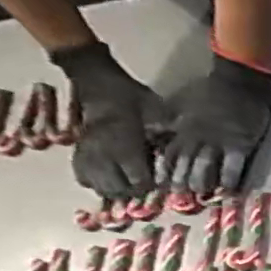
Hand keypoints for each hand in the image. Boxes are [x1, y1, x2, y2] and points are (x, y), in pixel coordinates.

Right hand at [51, 42, 170, 200]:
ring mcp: (88, 154)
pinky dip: (97, 183)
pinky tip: (110, 177)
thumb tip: (192, 145)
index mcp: (124, 145)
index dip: (153, 185)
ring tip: (129, 182)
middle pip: (120, 190)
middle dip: (135, 191)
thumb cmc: (130, 96)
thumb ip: (171, 130)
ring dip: (117, 190)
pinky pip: (84, 178)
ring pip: (102, 188)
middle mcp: (103, 154)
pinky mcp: (78, 151)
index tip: (160, 179)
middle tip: (145, 182)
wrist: (96, 79)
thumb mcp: (157, 109)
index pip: (140, 181)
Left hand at [158, 54, 270, 195]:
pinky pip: (232, 168)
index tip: (163, 185)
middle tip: (182, 197)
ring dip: (202, 183)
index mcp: (183, 129)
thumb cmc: (210, 91)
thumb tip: (151, 133)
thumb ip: (168, 120)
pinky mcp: (239, 146)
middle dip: (182, 182)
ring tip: (203, 195)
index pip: (169, 154)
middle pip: (184, 164)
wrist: (238, 82)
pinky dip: (230, 181)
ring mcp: (219, 143)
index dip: (165, 171)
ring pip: (204, 168)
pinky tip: (229, 191)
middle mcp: (197, 138)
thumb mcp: (181, 102)